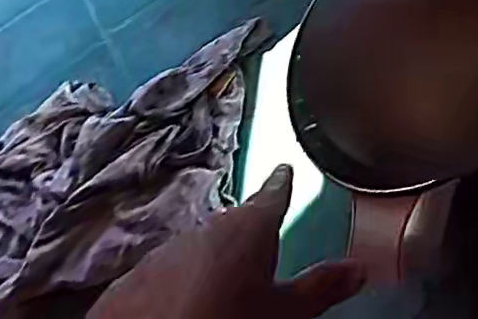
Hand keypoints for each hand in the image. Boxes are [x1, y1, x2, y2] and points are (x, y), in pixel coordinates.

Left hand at [88, 165, 365, 318]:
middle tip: (254, 263)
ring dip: (203, 264)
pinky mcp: (117, 290)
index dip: (282, 184)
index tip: (284, 172)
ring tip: (212, 294)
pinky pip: (152, 280)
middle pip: (232, 224)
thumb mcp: (281, 312)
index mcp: (250, 225)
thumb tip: (360, 268)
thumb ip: (320, 285)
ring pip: (191, 251)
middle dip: (242, 239)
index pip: (274, 191)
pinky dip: (164, 289)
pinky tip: (171, 311)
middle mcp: (205, 228)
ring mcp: (157, 256)